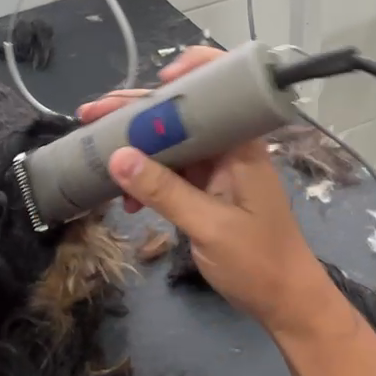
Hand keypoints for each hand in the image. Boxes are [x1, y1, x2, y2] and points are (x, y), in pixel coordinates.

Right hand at [76, 48, 336, 338]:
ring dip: (133, 148)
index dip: (189, 72)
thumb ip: (163, 191)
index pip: (218, 88)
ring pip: (168, 142)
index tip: (152, 80)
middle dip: (134, 111)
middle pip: (178, 113)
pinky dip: (144, 178)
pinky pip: (168, 171)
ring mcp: (216, 169)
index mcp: (239, 144)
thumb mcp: (208, 227)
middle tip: (89, 115)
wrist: (287, 303)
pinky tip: (124, 198)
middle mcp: (227, 148)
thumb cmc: (259, 262)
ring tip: (94, 153)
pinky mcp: (205, 190)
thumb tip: (118, 155)